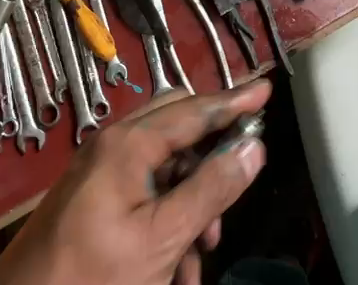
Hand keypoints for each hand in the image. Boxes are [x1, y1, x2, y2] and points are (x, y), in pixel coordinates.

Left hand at [0, 80, 270, 284]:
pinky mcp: (93, 198)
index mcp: (127, 143)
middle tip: (239, 181)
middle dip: (212, 160)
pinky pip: (143, 191)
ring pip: (164, 167)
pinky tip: (176, 267)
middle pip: (178, 129)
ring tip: (204, 251)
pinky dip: (166, 218)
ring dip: (191, 202)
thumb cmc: (92, 276)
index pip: (194, 110)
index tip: (265, 91)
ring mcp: (100, 170)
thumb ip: (210, 190)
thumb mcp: (161, 238)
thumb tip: (251, 148)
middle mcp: (112, 144)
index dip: (233, 101)